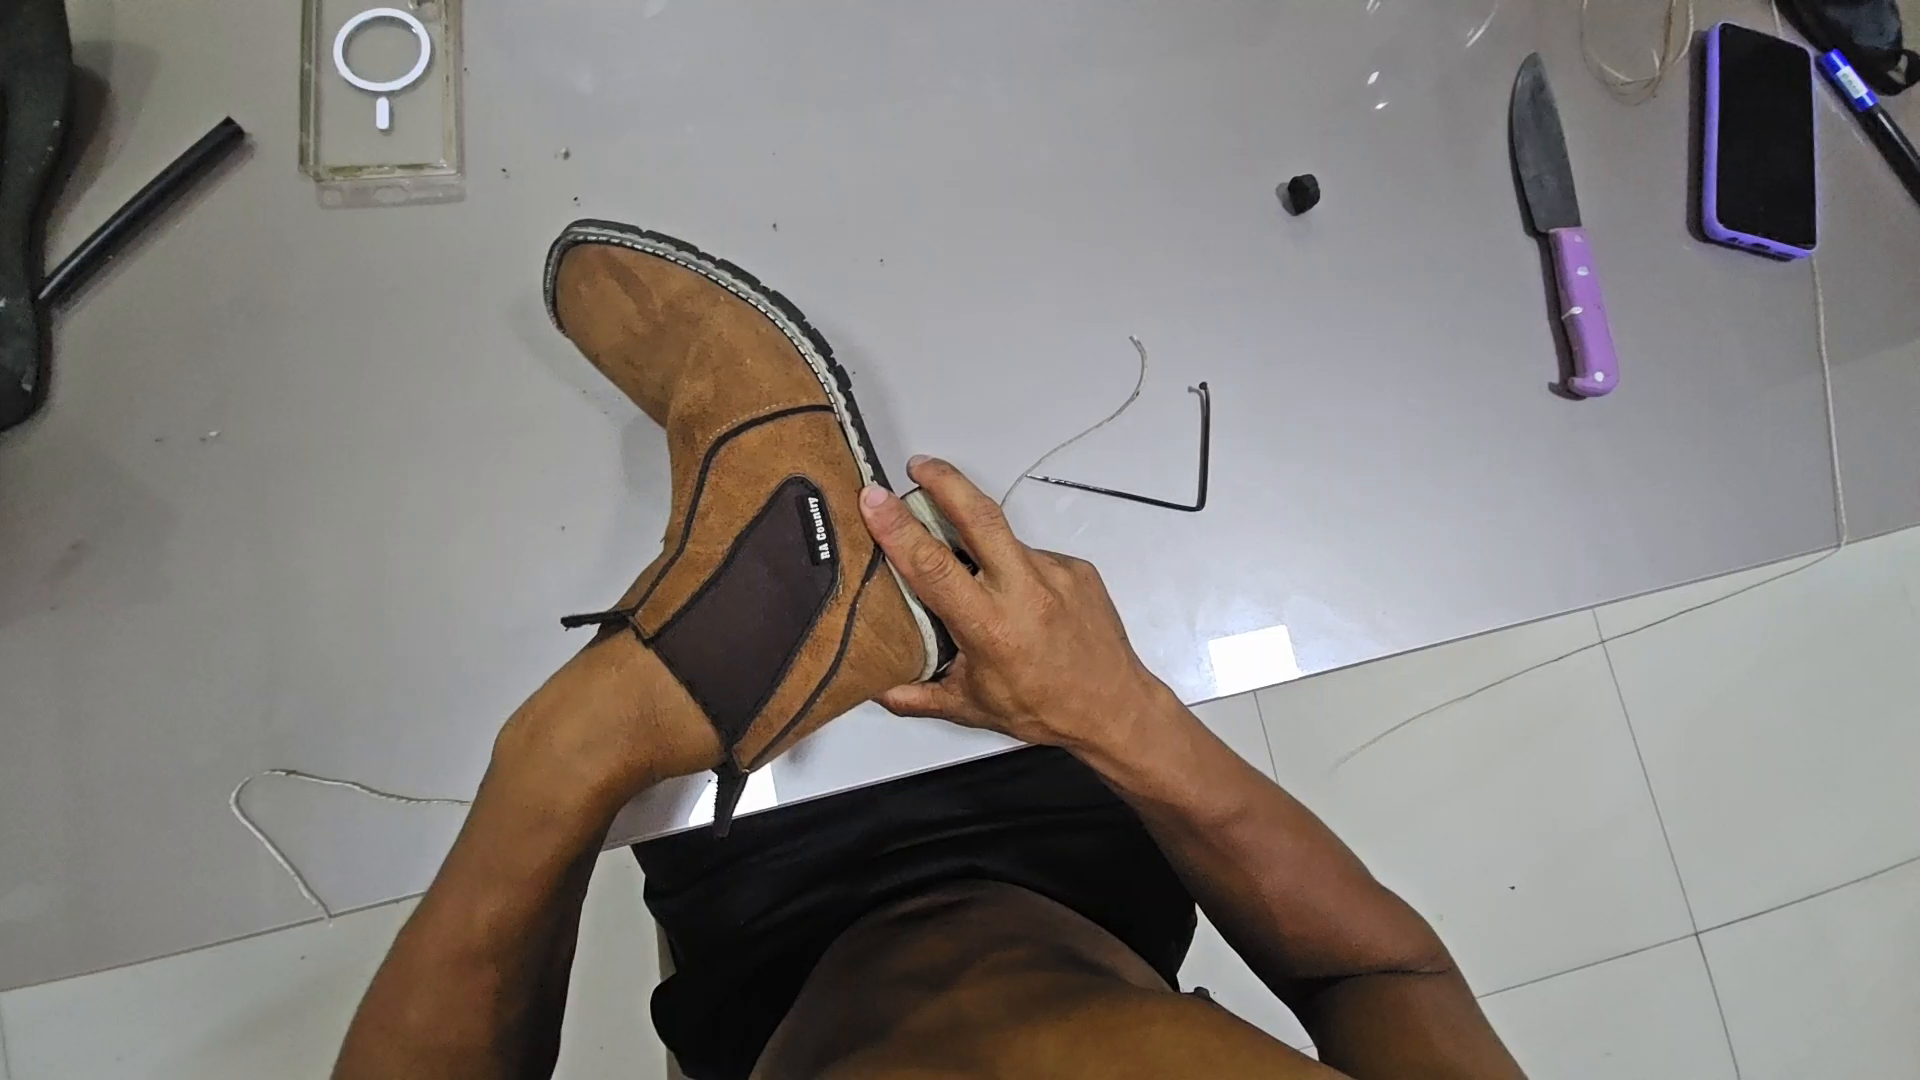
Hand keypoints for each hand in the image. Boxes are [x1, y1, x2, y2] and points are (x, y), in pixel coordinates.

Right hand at [858, 457, 1172, 754]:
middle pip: (980, 517)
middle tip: (918, 465)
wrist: (1116, 707)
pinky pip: (1032, 556)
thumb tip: (877, 685)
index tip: (875, 499)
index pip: (935, 566)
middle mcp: (1025, 590)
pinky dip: (1014, 567)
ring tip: (974, 574)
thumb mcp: (972, 707)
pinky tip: (1017, 597)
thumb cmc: (1044, 710)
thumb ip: (918, 695)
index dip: (900, 529)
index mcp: (991, 626)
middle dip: (946, 481)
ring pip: (1004, 539)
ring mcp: (1056, 573)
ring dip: (980, 541)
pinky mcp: (1077, 567)